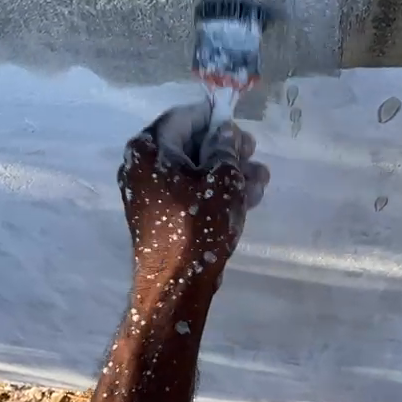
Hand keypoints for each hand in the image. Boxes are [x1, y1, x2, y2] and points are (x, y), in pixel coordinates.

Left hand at [117, 104, 269, 284]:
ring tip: (260, 180)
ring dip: (228, 172)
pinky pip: (188, 192)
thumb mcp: (222, 178)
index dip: (213, 118)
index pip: (183, 117)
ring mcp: (149, 191)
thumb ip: (225, 147)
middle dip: (226, 148)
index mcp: (148, 148)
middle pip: (189, 144)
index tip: (238, 122)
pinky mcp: (159, 214)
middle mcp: (141, 165)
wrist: (177, 284)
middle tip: (254, 152)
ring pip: (194, 170)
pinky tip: (249, 197)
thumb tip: (225, 131)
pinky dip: (214, 191)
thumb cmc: (198, 224)